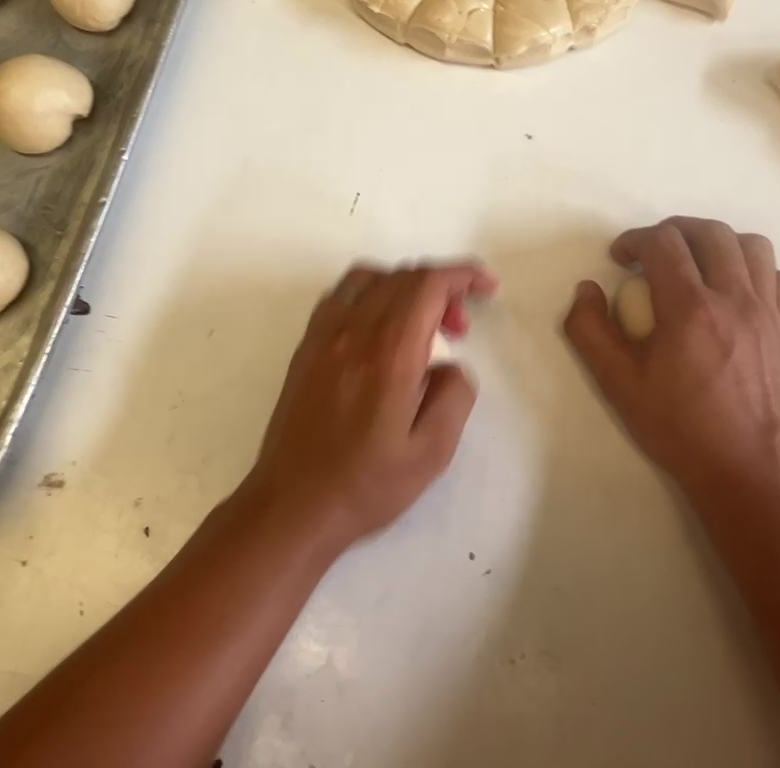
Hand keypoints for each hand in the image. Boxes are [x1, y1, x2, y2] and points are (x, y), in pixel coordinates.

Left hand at [242, 261, 499, 551]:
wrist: (292, 504)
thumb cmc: (365, 485)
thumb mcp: (431, 452)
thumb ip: (453, 396)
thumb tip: (449, 366)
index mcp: (387, 352)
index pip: (428, 284)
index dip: (463, 275)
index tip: (487, 288)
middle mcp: (351, 331)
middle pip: (401, 276)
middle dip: (441, 287)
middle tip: (459, 329)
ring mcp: (322, 336)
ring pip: (368, 279)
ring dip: (404, 287)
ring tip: (421, 327)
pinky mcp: (306, 349)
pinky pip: (341, 297)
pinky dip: (372, 296)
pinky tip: (382, 336)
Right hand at [563, 218, 779, 496]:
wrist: (745, 468)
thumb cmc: (677, 426)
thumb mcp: (617, 383)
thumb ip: (590, 330)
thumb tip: (587, 289)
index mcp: (689, 308)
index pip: (663, 242)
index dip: (634, 239)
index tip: (619, 258)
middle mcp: (734, 298)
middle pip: (709, 232)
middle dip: (673, 230)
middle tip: (651, 252)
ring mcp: (767, 312)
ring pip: (752, 246)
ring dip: (718, 243)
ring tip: (695, 263)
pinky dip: (755, 270)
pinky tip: (734, 291)